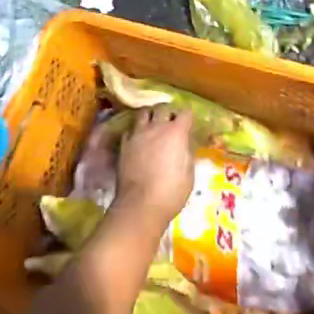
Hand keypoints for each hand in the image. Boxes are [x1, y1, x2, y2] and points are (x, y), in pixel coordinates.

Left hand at [114, 108, 194, 229]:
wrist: (141, 204)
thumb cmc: (171, 192)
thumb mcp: (189, 174)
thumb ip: (187, 154)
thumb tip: (184, 146)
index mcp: (176, 133)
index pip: (185, 113)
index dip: (188, 117)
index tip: (189, 124)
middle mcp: (156, 127)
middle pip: (163, 108)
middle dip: (169, 112)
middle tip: (171, 122)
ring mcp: (137, 134)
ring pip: (143, 113)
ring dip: (150, 115)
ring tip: (153, 123)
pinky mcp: (124, 144)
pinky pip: (131, 129)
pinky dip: (136, 130)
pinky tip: (139, 139)